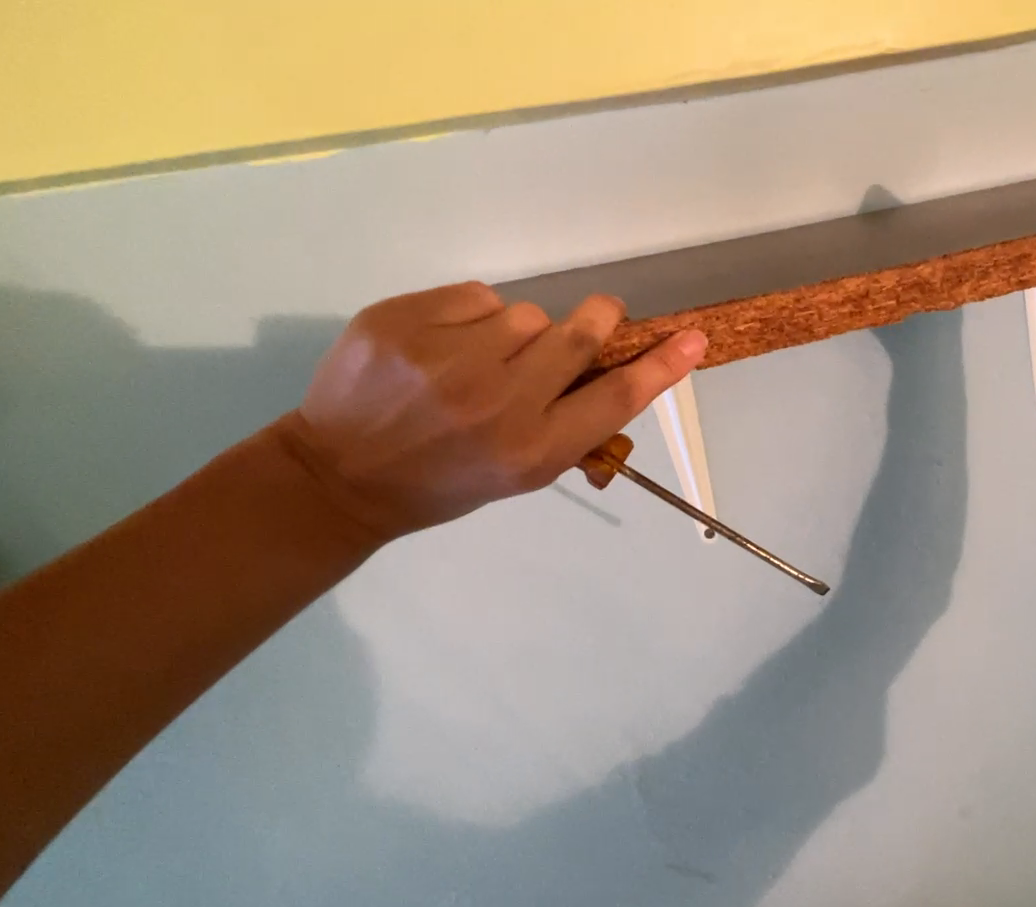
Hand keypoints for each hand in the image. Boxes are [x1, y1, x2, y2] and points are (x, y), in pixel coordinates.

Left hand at [275, 282, 704, 538]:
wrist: (342, 474)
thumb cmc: (450, 480)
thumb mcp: (522, 474)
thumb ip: (570, 426)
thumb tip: (616, 372)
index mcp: (533, 450)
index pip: (616, 398)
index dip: (661, 367)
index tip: (693, 339)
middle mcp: (498, 402)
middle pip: (578, 334)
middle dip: (599, 318)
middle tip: (602, 315)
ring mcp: (446, 359)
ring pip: (526, 313)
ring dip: (524, 330)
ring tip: (487, 357)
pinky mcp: (403, 323)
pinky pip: (476, 297)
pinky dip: (476, 315)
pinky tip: (448, 345)